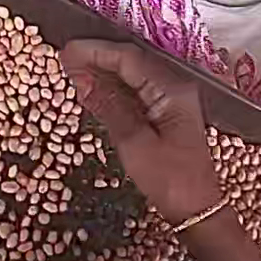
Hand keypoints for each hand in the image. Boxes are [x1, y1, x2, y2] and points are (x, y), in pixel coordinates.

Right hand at [60, 39, 223, 224]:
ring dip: (104, 74)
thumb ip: (110, 107)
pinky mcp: (168, 116)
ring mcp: (173, 102)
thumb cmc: (169, 180)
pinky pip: (138, 94)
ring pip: (134, 78)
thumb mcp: (135, 144)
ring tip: (73, 73)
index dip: (96, 51)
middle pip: (132, 63)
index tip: (67, 51)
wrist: (197, 210)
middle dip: (98, 60)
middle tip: (64, 60)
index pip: (130, 58)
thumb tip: (83, 79)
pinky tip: (94, 92)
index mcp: (172, 90)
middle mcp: (176, 88)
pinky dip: (115, 92)